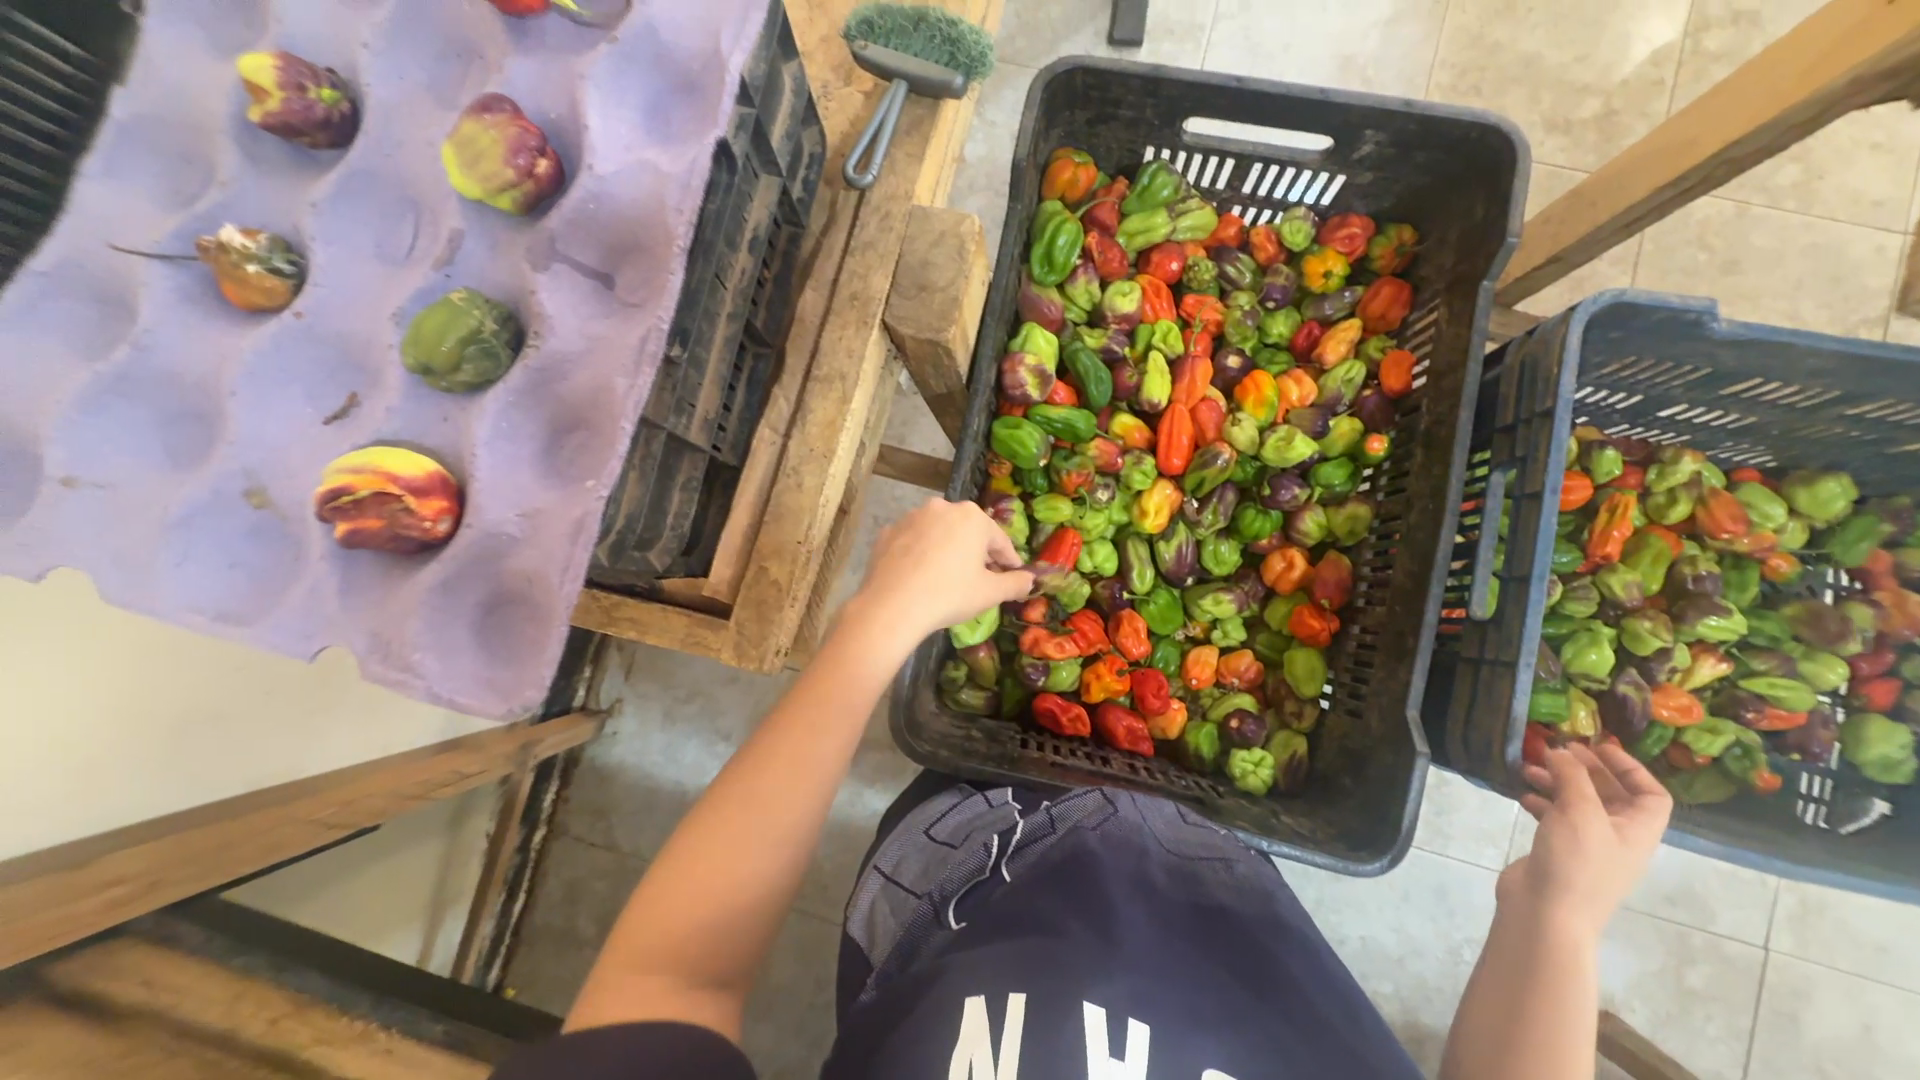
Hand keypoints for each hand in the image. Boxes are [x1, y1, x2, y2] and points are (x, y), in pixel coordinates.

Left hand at [843, 498, 1032, 646]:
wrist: (892, 606)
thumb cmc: (949, 595)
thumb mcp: (989, 593)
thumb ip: (1014, 584)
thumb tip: (1030, 580)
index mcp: (972, 517)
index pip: (999, 540)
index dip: (1009, 559)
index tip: (1014, 573)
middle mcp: (942, 507)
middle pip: (968, 532)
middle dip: (978, 552)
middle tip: (983, 577)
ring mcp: (911, 517)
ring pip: (939, 533)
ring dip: (948, 550)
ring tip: (950, 576)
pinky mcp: (888, 532)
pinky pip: (914, 542)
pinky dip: (921, 554)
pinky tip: (921, 576)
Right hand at [1499, 743, 1671, 939]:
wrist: (1547, 913)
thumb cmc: (1575, 862)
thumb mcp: (1579, 812)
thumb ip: (1572, 776)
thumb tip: (1560, 751)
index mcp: (1637, 831)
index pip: (1651, 794)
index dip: (1630, 768)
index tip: (1598, 747)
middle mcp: (1617, 837)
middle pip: (1610, 794)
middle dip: (1584, 770)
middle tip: (1556, 749)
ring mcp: (1587, 846)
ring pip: (1577, 804)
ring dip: (1557, 782)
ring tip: (1528, 768)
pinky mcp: (1558, 852)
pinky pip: (1555, 818)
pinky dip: (1541, 802)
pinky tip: (1522, 795)